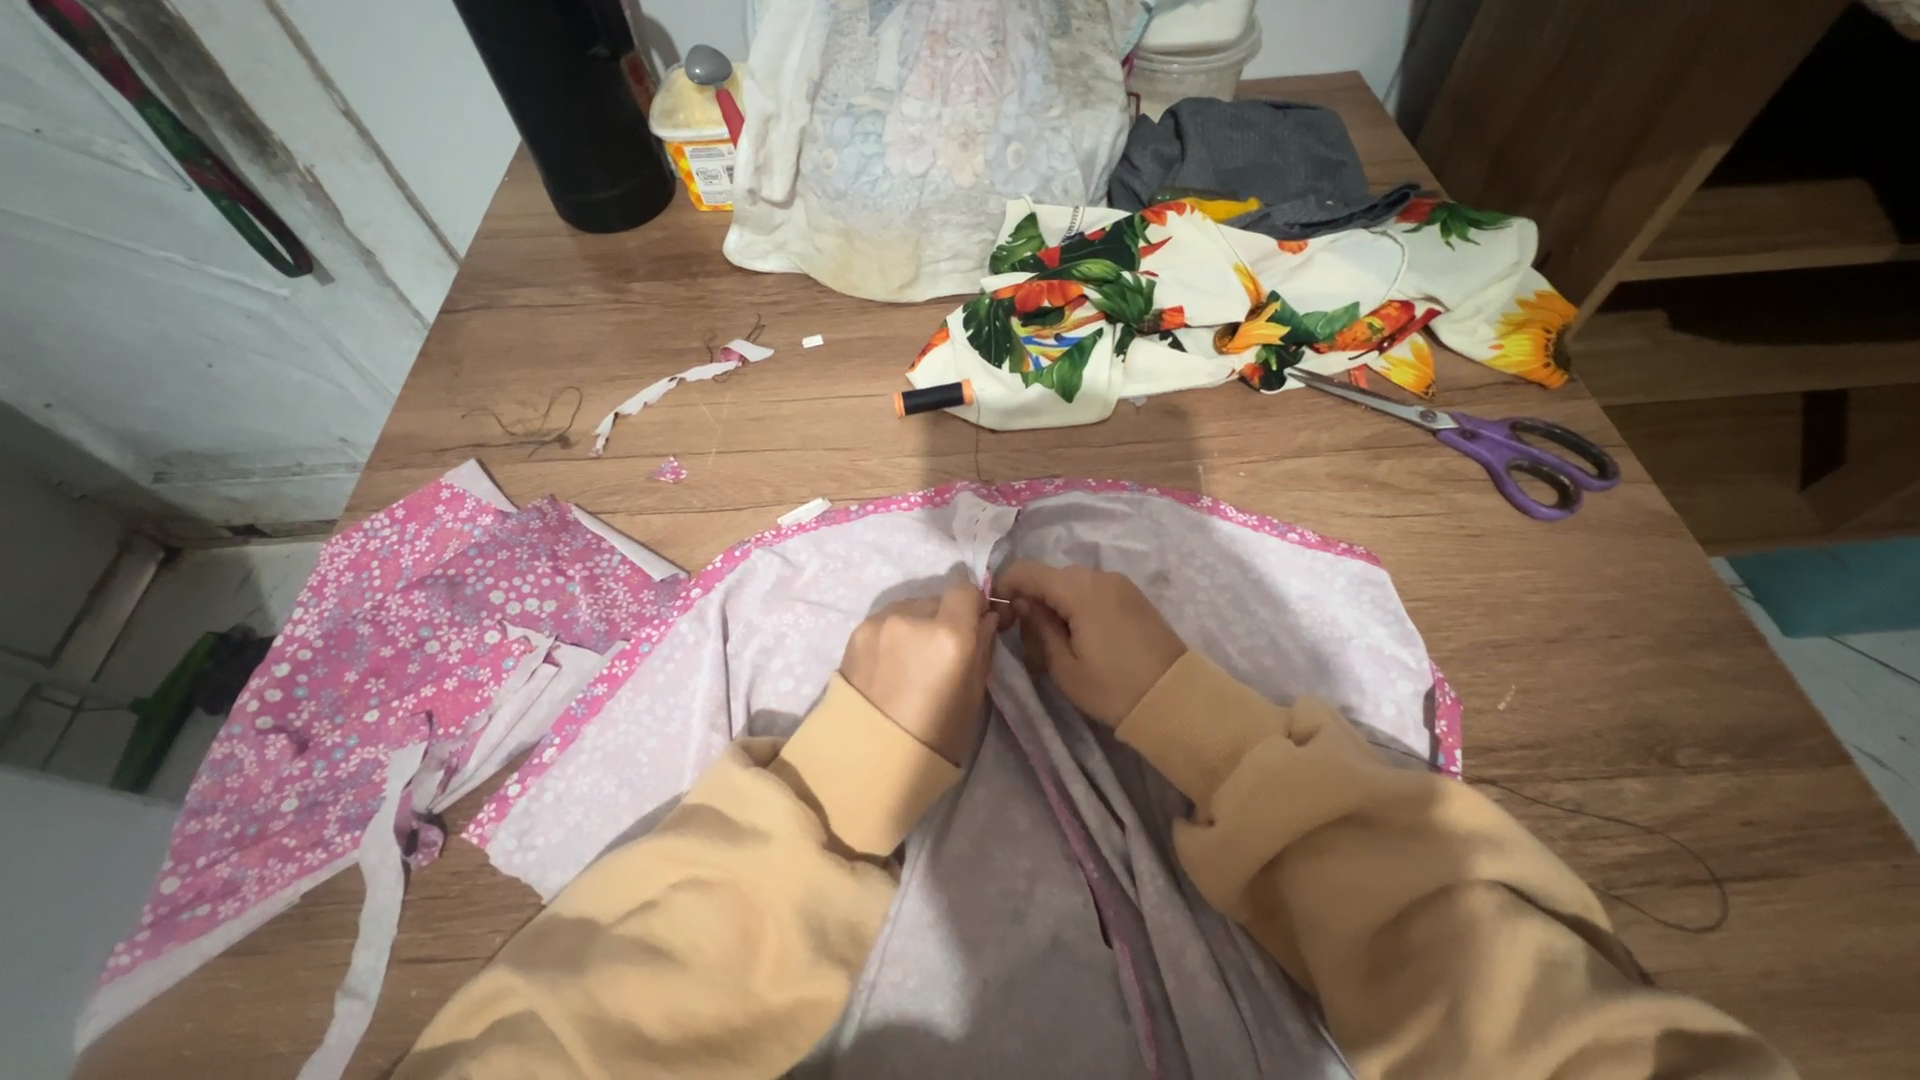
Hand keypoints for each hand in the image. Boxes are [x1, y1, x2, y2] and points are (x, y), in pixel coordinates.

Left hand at [838, 582, 998, 763]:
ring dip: (918, 623)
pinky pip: (886, 620)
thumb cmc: (935, 735)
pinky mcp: (857, 632)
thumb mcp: (973, 695)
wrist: (870, 758)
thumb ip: (982, 649)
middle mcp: (913, 618)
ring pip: (910, 607)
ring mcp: (880, 622)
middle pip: (937, 598)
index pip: (965, 589)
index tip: (974, 623)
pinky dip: (895, 633)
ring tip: (912, 660)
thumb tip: (986, 619)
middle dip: (945, 617)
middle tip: (942, 650)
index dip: (973, 603)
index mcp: (949, 636)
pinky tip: (891, 664)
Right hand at [995, 561, 1186, 726]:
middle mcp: (1100, 576)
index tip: (1003, 617)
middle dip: (1033, 600)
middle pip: (1051, 577)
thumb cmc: (1113, 688)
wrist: (1175, 698)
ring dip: (1057, 604)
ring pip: (1073, 584)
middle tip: (1030, 640)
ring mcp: (1120, 584)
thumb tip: (1024, 604)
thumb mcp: (1064, 666)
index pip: (1027, 571)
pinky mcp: (1133, 596)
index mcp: (1079, 590)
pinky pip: (1094, 591)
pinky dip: (1079, 605)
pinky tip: (1083, 637)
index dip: (1006, 587)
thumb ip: (1039, 627)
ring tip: (1058, 643)